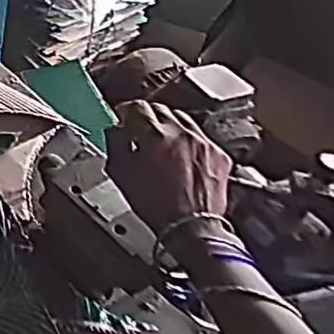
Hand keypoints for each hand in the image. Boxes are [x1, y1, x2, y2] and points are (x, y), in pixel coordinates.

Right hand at [104, 101, 231, 238]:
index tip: (122, 118)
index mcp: (154, 136)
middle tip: (138, 130)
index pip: (136, 107)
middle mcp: (181, 134)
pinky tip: (179, 155)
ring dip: (168, 125)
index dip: (125, 111)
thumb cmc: (157, 205)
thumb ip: (115, 145)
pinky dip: (187, 140)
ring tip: (160, 142)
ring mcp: (203, 143)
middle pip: (160, 109)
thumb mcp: (122, 173)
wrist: (191, 227)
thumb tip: (115, 131)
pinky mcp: (218, 154)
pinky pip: (200, 136)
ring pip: (182, 119)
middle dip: (146, 117)